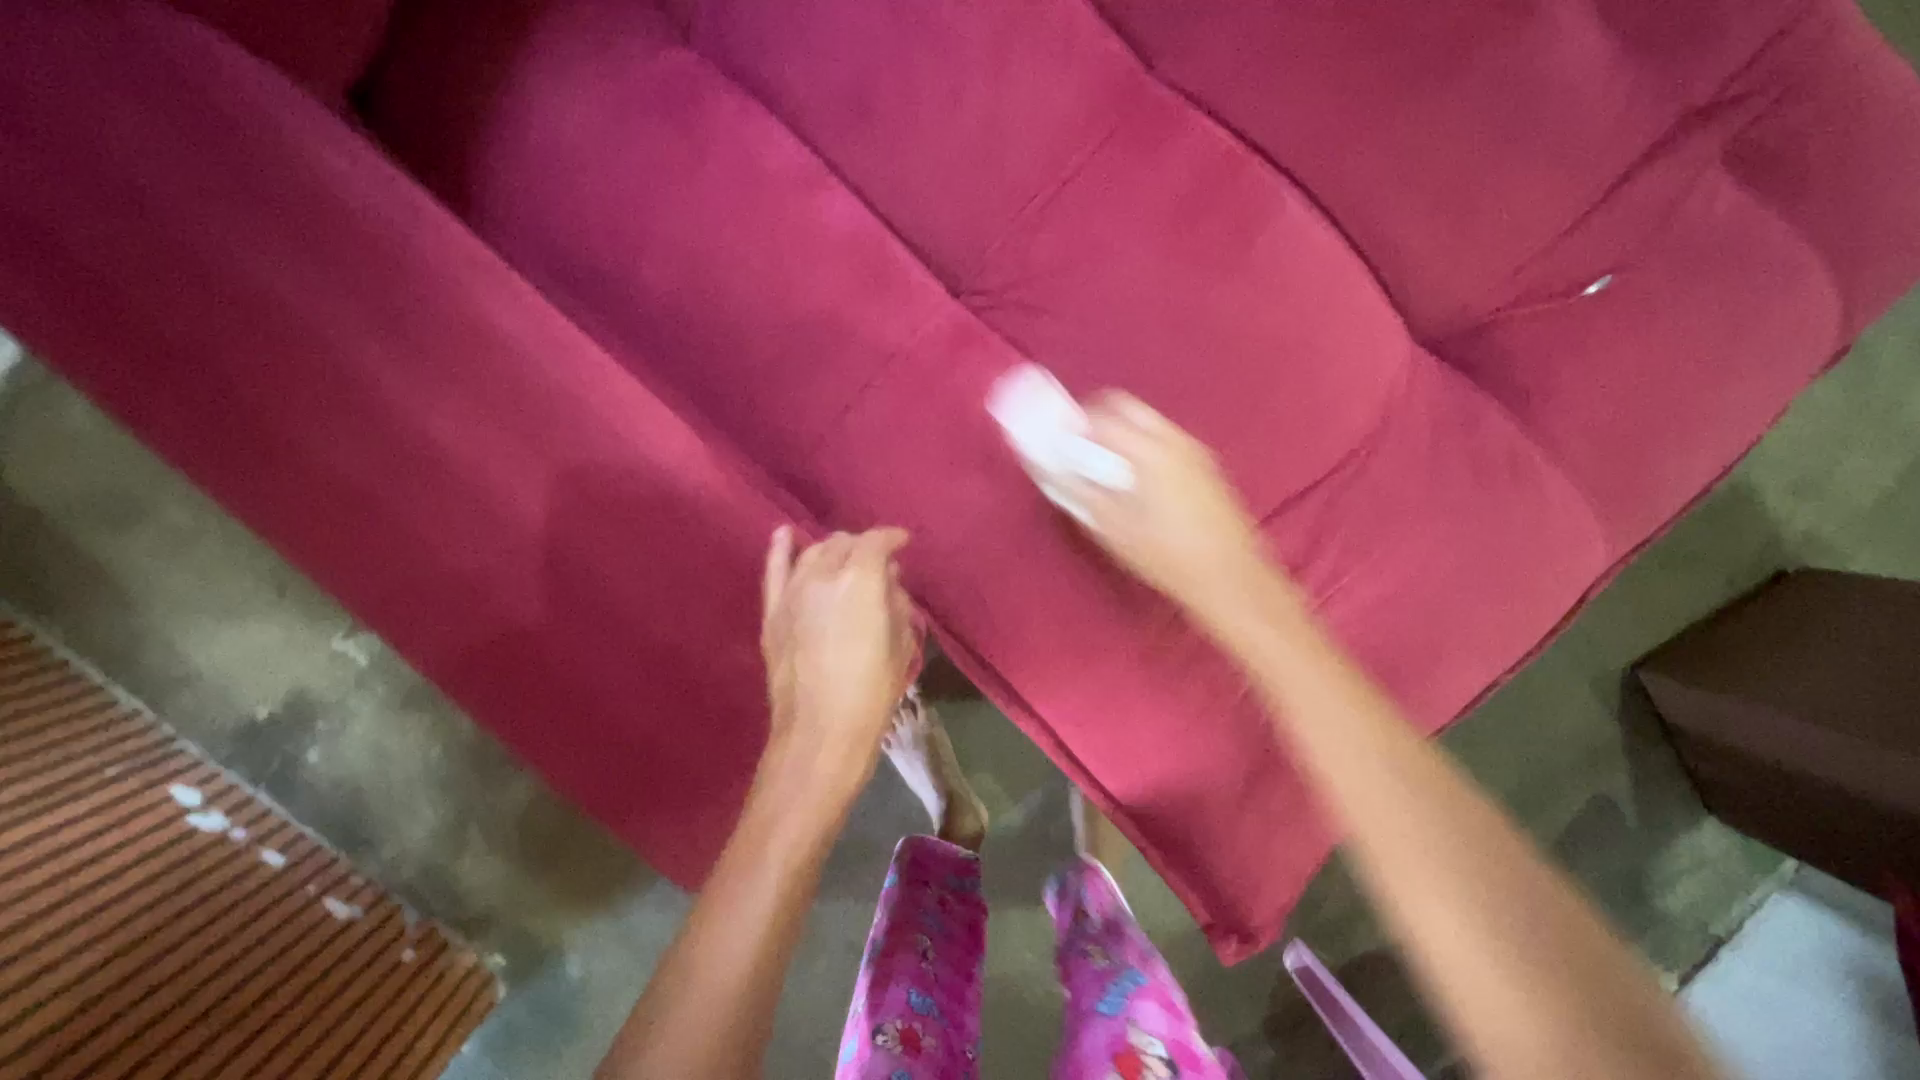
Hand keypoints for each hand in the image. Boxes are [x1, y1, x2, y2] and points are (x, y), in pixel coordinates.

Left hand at [759, 525, 918, 789]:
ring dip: (832, 550)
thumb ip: (896, 603)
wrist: (820, 733)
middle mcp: (823, 575)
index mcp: (862, 580)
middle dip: (863, 546)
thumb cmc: (872, 693)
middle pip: (843, 544)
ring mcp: (793, 593)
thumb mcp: (901, 646)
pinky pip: (774, 571)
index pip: (877, 542)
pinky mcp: (772, 613)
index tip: (904, 543)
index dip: (892, 538)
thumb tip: (888, 580)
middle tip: (878, 563)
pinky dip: (780, 549)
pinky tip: (784, 535)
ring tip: (844, 558)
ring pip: (813, 553)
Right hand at [1051, 393, 1280, 624]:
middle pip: (1125, 406)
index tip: (1054, 439)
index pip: (1100, 414)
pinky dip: (1141, 445)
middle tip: (1076, 446)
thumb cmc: (1166, 556)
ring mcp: (1194, 450)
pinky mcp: (1205, 465)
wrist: (1230, 576)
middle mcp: (1174, 439)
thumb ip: (1080, 492)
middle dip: (1096, 418)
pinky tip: (1135, 481)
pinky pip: (1164, 439)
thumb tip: (1051, 468)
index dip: (1071, 422)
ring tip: (1103, 467)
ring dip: (1120, 433)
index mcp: (1148, 450)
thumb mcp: (1113, 529)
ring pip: (1147, 422)